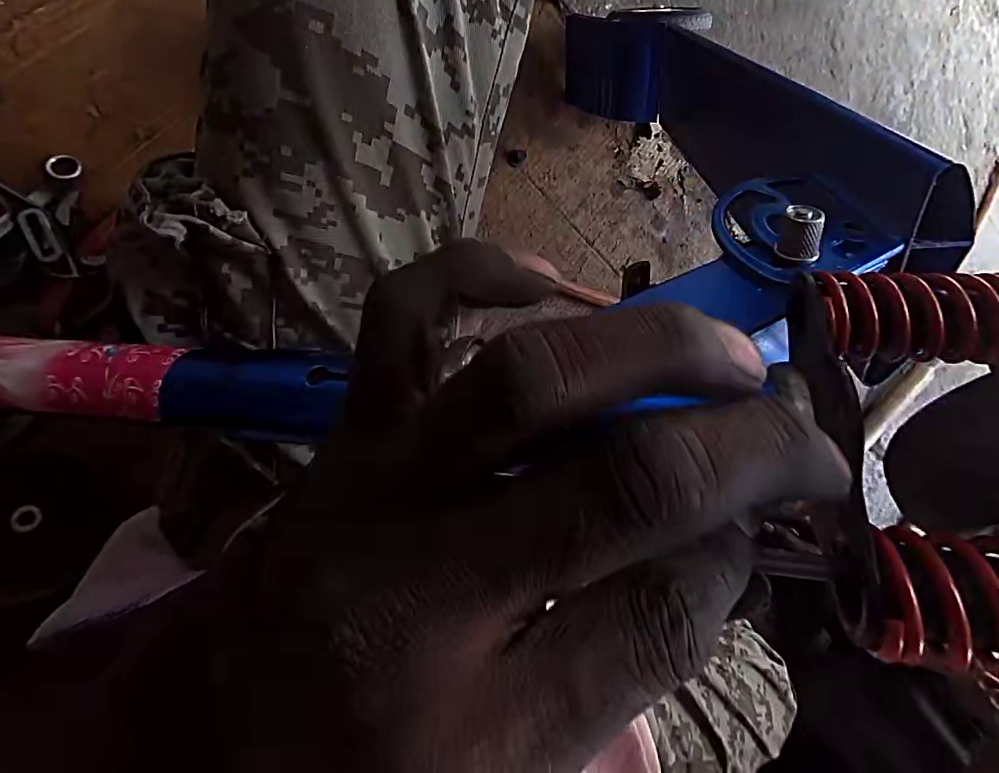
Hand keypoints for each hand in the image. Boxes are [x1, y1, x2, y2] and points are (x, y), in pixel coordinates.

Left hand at [211, 241, 851, 770]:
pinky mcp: (346, 423)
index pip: (656, 619)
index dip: (737, 553)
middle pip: (618, 482)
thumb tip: (721, 536)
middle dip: (738, 438)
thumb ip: (626, 656)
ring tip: (716, 350)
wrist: (206, 734)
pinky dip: (482, 271)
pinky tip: (552, 284)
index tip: (775, 515)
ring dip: (648, 346)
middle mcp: (420, 589)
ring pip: (522, 375)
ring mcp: (376, 479)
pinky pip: (404, 311)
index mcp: (472, 734)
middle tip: (792, 417)